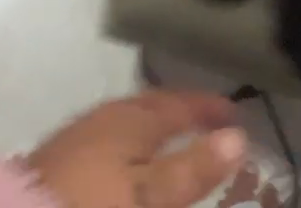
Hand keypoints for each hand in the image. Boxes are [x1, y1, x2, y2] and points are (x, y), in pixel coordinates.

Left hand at [26, 90, 248, 207]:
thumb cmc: (93, 205)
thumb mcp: (150, 197)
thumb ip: (191, 168)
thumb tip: (238, 137)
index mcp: (132, 118)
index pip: (179, 104)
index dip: (208, 107)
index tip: (235, 110)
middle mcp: (107, 115)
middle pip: (152, 105)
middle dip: (182, 110)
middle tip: (209, 119)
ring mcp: (81, 132)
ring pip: (128, 118)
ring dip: (155, 123)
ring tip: (174, 135)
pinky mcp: (62, 154)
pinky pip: (111, 133)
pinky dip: (132, 137)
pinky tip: (129, 156)